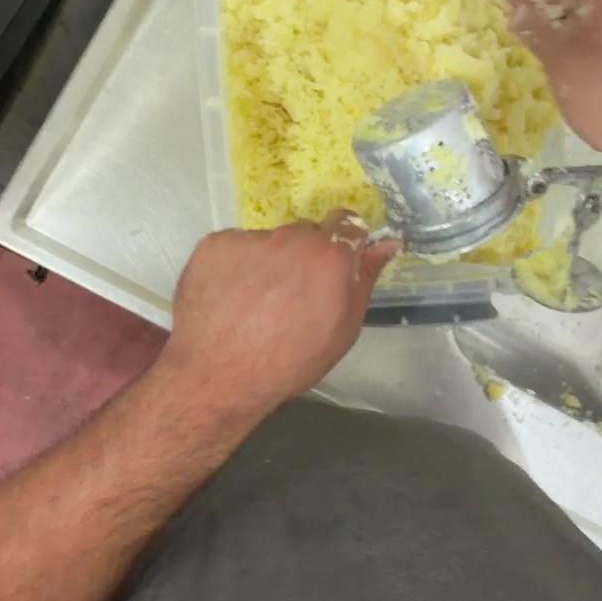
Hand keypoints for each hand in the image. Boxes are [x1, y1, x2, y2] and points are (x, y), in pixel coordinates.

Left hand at [159, 212, 398, 422]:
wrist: (219, 375)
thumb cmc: (290, 362)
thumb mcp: (342, 330)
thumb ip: (364, 280)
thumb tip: (387, 244)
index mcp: (331, 257)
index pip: (347, 224)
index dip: (342, 244)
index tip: (332, 266)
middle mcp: (292, 238)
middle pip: (306, 234)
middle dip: (304, 257)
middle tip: (291, 295)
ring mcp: (250, 239)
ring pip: (268, 242)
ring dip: (268, 262)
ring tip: (254, 302)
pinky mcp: (214, 244)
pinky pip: (233, 248)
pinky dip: (234, 267)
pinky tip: (229, 298)